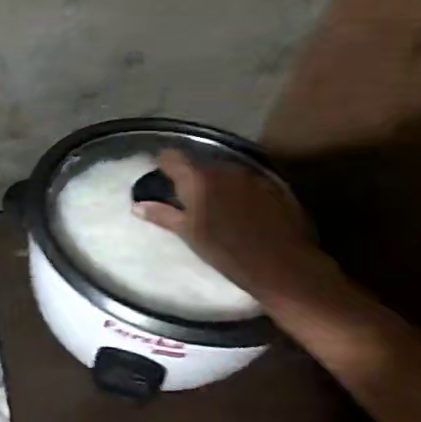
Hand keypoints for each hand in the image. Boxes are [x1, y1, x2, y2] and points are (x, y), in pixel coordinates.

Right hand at [131, 150, 339, 308]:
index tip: (160, 178)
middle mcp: (224, 169)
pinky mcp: (273, 186)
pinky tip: (241, 211)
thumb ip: (162, 215)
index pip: (171, 156)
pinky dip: (238, 190)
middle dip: (191, 176)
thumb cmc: (226, 252)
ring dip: (216, 182)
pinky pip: (246, 180)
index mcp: (198, 178)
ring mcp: (252, 175)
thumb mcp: (188, 235)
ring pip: (224, 171)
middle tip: (186, 199)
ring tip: (214, 205)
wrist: (283, 265)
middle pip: (199, 162)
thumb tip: (138, 206)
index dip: (163, 165)